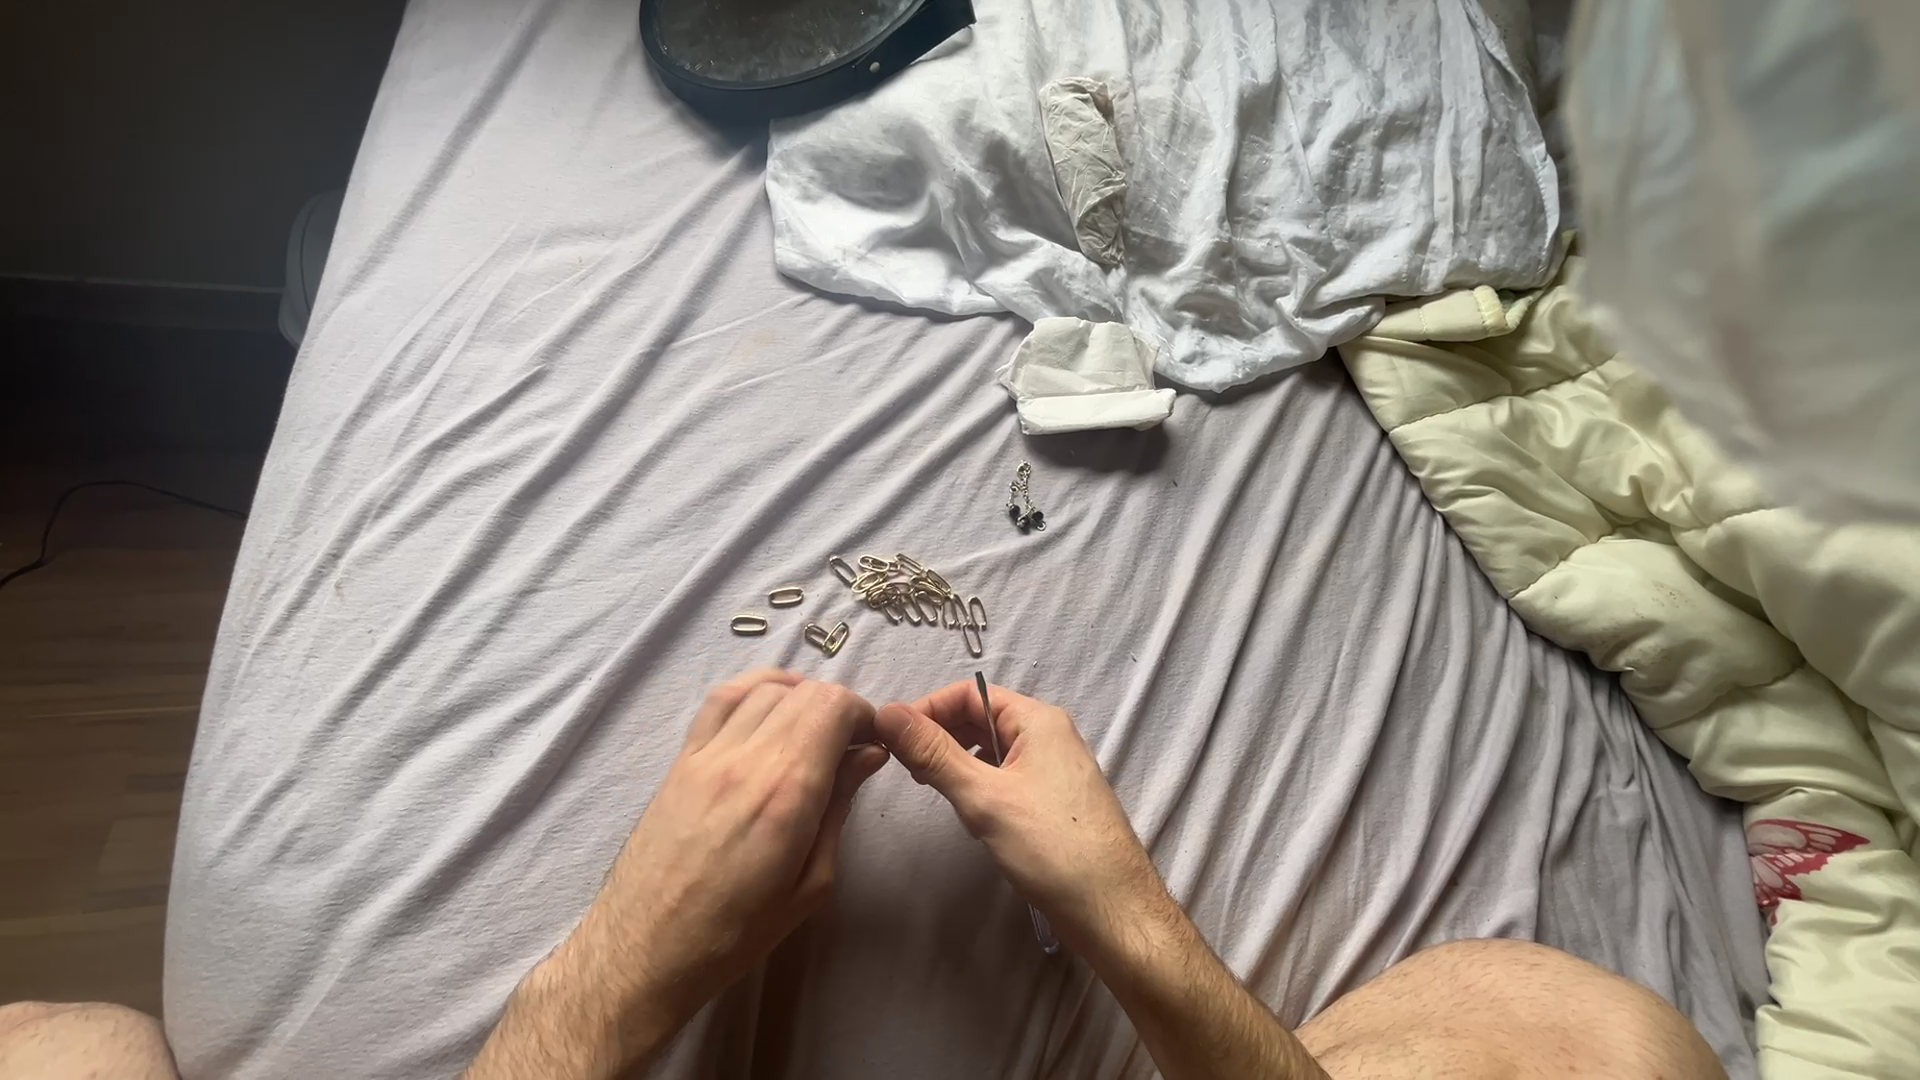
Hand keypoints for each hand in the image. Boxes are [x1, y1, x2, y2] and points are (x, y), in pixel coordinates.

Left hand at [466, 670, 888, 1078]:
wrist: (644, 952)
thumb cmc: (738, 932)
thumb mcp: (812, 883)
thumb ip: (840, 806)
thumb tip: (869, 753)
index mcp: (789, 791)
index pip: (834, 706)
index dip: (864, 714)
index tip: (872, 741)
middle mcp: (749, 757)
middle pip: (806, 691)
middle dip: (839, 707)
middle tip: (848, 742)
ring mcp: (709, 752)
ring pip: (766, 687)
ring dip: (801, 698)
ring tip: (811, 729)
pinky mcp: (681, 757)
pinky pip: (722, 697)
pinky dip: (755, 688)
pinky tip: (770, 706)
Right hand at [876, 683, 1329, 1079]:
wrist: (1114, 911)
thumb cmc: (1049, 846)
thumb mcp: (984, 797)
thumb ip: (934, 753)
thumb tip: (886, 711)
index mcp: (1037, 718)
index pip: (969, 692)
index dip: (927, 709)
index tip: (891, 738)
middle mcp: (1049, 733)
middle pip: (982, 715)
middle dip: (940, 733)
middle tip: (904, 765)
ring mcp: (1056, 766)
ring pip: (994, 745)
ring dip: (959, 757)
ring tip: (929, 784)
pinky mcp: (1056, 798)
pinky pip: (1009, 772)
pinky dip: (981, 779)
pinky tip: (968, 804)